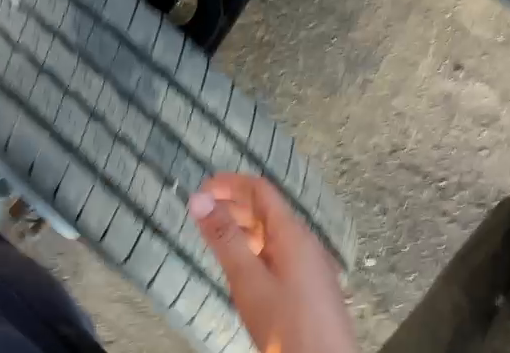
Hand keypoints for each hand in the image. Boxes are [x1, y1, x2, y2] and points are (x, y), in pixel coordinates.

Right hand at [191, 173, 356, 352]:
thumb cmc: (285, 325)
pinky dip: (255, 250)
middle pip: (266, 209)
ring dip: (242, 229)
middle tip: (201, 218)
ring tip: (214, 242)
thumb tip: (198, 197)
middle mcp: (306, 244)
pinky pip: (280, 255)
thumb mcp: (248, 280)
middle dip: (232, 205)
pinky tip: (241, 270)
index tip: (199, 193)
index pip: (259, 189)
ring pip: (272, 234)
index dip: (228, 183)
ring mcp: (312, 268)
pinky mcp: (312, 289)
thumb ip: (223, 237)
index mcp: (293, 234)